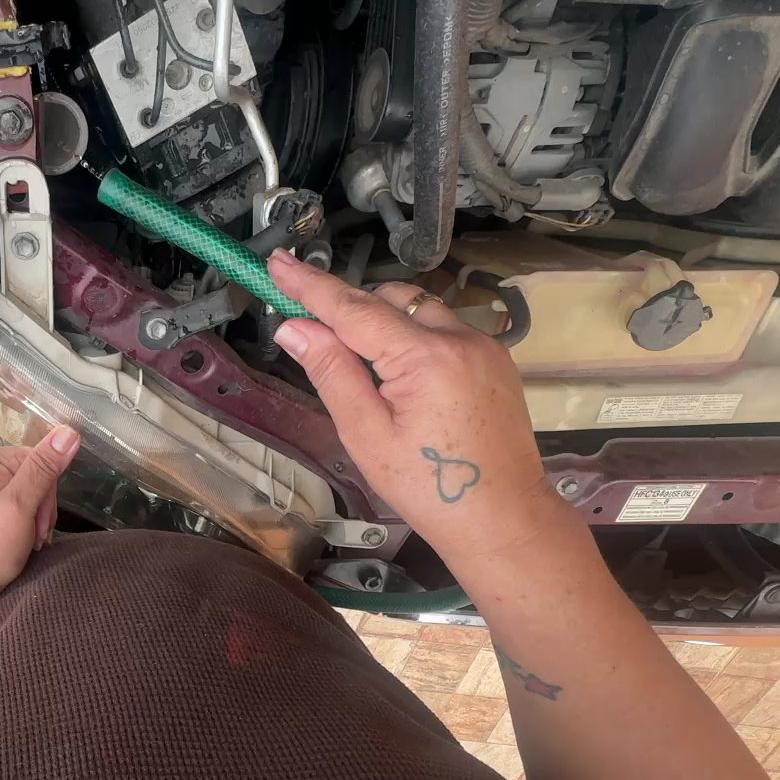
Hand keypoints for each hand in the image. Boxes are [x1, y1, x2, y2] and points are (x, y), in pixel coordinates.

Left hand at [0, 425, 81, 601]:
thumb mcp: (21, 506)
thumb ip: (44, 468)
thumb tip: (70, 431)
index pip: (39, 460)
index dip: (48, 493)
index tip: (41, 525)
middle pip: (33, 473)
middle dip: (41, 506)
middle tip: (36, 536)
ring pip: (27, 487)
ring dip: (35, 515)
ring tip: (29, 540)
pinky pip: (13, 497)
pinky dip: (23, 517)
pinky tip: (21, 536)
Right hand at [266, 250, 568, 561]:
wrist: (502, 517)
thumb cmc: (426, 487)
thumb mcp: (365, 434)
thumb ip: (332, 373)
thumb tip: (295, 329)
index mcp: (424, 358)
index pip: (353, 308)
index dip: (310, 285)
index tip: (278, 262)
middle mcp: (460, 337)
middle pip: (387, 300)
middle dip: (345, 308)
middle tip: (311, 334)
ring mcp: (483, 345)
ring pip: (417, 309)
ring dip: (380, 321)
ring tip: (357, 364)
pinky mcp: (493, 359)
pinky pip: (441, 328)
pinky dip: (409, 336)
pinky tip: (397, 376)